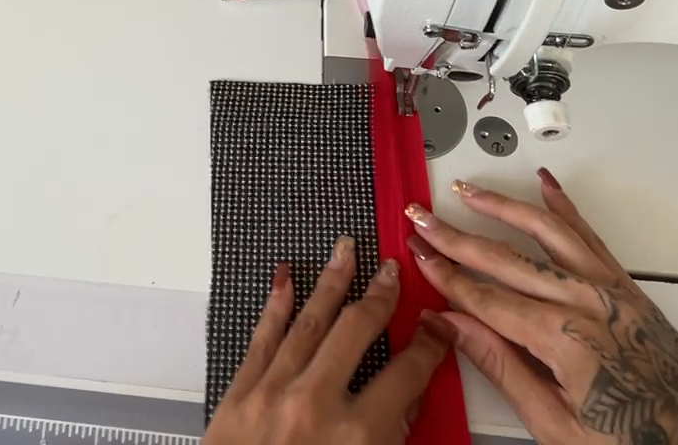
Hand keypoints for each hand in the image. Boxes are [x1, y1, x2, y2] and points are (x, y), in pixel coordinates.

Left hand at [204, 235, 452, 444]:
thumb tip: (405, 409)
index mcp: (357, 437)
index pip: (407, 375)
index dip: (428, 346)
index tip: (438, 325)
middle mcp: (316, 403)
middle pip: (357, 331)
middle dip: (378, 296)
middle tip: (392, 269)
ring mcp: (273, 393)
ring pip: (309, 322)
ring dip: (330, 282)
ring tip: (344, 250)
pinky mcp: (240, 394)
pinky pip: (262, 338)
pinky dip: (275, 305)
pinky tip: (284, 278)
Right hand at [406, 169, 677, 444]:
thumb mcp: (556, 425)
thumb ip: (500, 366)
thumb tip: (449, 324)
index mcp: (564, 338)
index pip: (484, 297)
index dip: (445, 275)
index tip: (416, 254)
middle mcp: (585, 301)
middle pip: (503, 257)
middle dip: (455, 235)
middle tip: (420, 217)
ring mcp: (608, 288)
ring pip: (543, 231)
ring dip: (500, 206)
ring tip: (468, 189)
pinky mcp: (626, 287)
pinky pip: (588, 236)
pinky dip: (563, 208)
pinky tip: (544, 185)